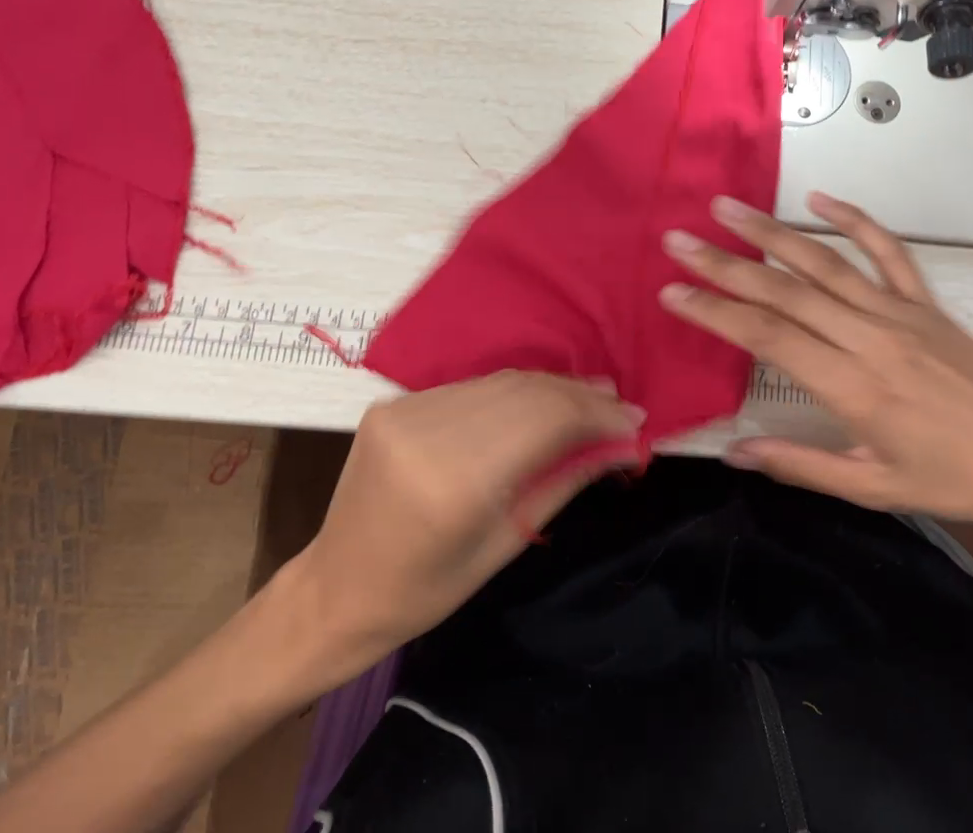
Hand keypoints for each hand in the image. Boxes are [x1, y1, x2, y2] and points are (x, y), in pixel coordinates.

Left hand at [279, 372, 641, 687]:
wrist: (337, 589)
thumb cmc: (426, 590)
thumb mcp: (505, 544)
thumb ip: (563, 483)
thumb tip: (620, 446)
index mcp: (454, 481)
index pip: (544, 421)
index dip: (596, 415)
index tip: (635, 421)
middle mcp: (425, 431)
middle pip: (525, 393)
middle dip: (581, 397)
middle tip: (621, 408)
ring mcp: (403, 411)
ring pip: (500, 383)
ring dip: (552, 388)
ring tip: (594, 398)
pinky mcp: (391, 404)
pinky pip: (471, 388)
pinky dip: (514, 393)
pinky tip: (541, 402)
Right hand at [657, 192, 972, 535]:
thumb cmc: (954, 480)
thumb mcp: (872, 488)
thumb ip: (800, 465)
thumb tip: (733, 453)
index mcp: (852, 387)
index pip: (767, 336)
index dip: (715, 311)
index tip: (672, 291)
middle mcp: (870, 338)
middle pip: (785, 290)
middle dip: (725, 263)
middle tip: (678, 239)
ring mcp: (901, 313)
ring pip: (825, 263)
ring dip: (773, 232)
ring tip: (728, 207)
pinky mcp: (927, 304)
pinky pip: (888, 252)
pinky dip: (855, 221)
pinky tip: (820, 199)